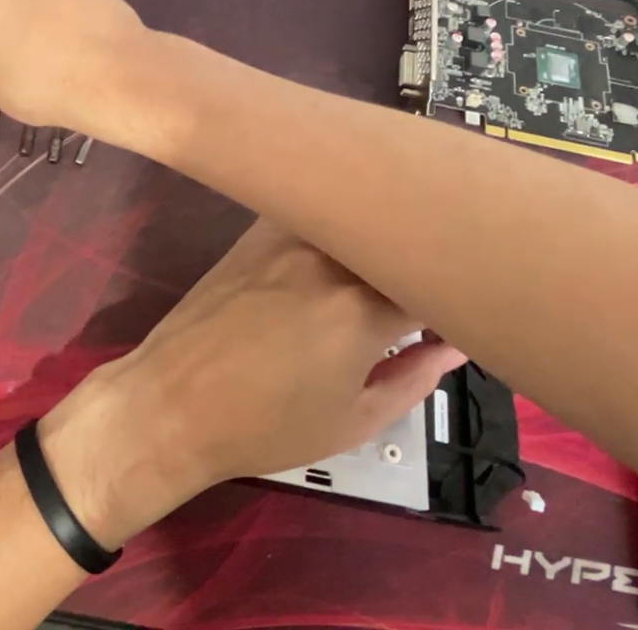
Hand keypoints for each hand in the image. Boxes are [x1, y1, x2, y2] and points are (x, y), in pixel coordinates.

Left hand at [36, 219, 465, 548]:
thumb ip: (414, 379)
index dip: (457, 294)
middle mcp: (329, 257)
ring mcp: (287, 235)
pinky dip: (339, 218)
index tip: (465, 308)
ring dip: (383, 230)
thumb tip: (454, 347)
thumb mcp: (354, 421)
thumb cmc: (265, 425)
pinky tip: (346, 233)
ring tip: (397, 251)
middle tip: (437, 277)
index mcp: (362, 308)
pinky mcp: (256, 231)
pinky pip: (314, 211)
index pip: (434, 281)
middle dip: (424, 254)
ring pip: (357, 214)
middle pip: (397, 236)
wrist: (172, 402)